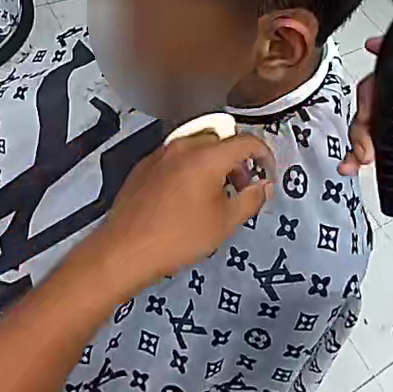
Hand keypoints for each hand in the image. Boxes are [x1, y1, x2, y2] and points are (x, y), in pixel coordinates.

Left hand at [85, 132, 274, 293]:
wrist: (124, 251)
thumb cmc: (178, 238)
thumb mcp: (225, 222)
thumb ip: (251, 199)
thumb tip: (264, 186)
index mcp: (207, 156)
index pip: (246, 142)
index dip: (264, 155)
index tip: (268, 172)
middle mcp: (183, 146)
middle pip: (221, 141)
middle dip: (237, 160)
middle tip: (242, 186)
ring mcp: (160, 154)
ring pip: (197, 146)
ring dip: (214, 163)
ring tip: (215, 193)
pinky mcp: (143, 166)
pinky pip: (176, 157)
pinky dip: (190, 168)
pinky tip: (187, 196)